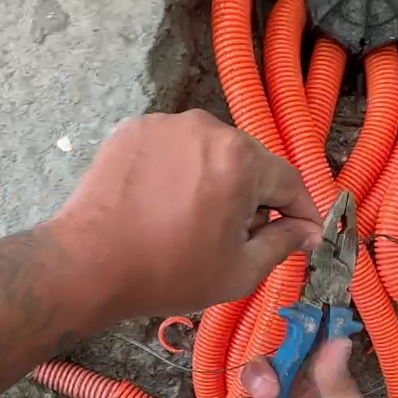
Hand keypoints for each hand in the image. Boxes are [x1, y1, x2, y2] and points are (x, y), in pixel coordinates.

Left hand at [47, 110, 319, 320]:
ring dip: (219, 184)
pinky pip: (176, 150)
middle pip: (250, 164)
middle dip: (257, 200)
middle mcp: (207, 127)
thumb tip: (308, 232)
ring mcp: (167, 123)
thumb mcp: (239, 271)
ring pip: (212, 154)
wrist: (90, 264)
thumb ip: (282, 244)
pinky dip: (182, 174)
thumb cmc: (171, 273)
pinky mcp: (135, 129)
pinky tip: (168, 207)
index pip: (290, 181)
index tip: (307, 235)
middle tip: (244, 240)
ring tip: (199, 225)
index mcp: (241, 160)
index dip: (303, 212)